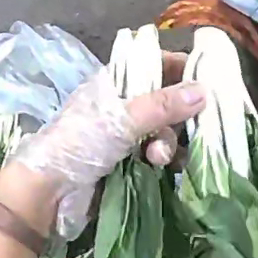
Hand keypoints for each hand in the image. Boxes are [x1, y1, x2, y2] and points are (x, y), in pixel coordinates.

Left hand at [11, 54, 203, 236]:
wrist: (49, 193)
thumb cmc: (80, 144)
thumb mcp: (123, 119)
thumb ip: (163, 105)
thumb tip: (204, 91)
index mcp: (113, 83)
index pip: (153, 65)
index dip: (180, 69)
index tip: (209, 79)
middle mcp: (120, 106)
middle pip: (164, 101)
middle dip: (178, 115)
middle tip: (192, 127)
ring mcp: (123, 136)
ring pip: (163, 131)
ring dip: (168, 143)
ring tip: (158, 158)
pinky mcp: (126, 163)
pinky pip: (156, 155)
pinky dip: (163, 160)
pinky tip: (164, 169)